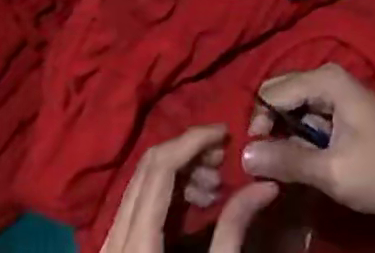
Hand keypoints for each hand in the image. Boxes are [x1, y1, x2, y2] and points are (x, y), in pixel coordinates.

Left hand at [99, 125, 278, 252]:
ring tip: (215, 188)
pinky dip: (170, 193)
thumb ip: (233, 229)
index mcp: (136, 244)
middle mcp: (113, 237)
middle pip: (149, 167)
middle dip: (191, 153)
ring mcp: (108, 246)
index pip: (159, 167)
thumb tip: (267, 183)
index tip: (227, 132)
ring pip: (143, 182)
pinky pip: (139, 203)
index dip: (193, 140)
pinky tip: (197, 206)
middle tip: (225, 160)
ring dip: (182, 172)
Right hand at [241, 65, 374, 252]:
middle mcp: (329, 79)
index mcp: (327, 80)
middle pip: (280, 95)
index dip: (258, 124)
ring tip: (276, 171)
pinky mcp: (341, 116)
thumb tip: (243, 154)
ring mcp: (336, 97)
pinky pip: (306, 121)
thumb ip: (288, 161)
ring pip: (292, 110)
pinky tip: (295, 167)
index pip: (271, 92)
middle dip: (266, 127)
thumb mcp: (332, 172)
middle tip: (261, 166)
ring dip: (280, 137)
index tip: (252, 161)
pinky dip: (296, 141)